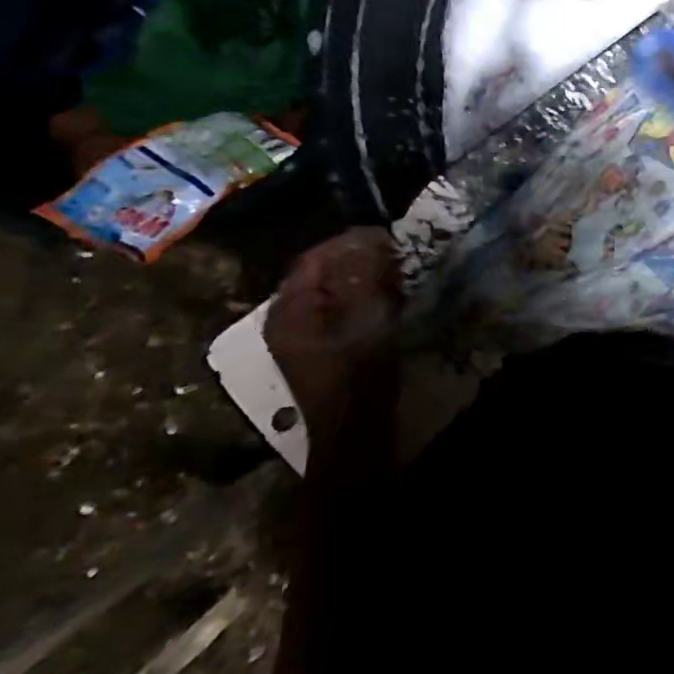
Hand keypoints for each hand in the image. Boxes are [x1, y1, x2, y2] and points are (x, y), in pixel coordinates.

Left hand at [264, 227, 401, 445]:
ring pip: (325, 293)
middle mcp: (284, 322)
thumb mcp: (370, 321)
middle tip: (389, 253)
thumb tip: (374, 241)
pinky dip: (353, 299)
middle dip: (352, 260)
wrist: (353, 437)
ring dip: (355, 279)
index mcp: (289, 313)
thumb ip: (368, 279)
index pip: (312, 260)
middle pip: (316, 275)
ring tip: (389, 272)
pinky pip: (331, 311)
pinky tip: (380, 300)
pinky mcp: (313, 352)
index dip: (347, 243)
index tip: (382, 236)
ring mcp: (296, 340)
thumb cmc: (359, 378)